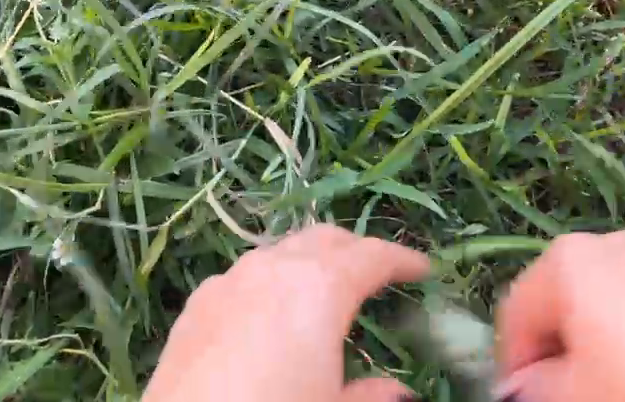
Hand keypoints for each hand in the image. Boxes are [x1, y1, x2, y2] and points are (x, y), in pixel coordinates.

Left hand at [143, 224, 429, 401]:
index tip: (423, 269)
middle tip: (378, 275)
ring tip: (327, 288)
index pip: (372, 256)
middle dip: (356, 250)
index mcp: (320, 288)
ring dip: (312, 260)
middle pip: (326, 239)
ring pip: (283, 249)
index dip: (401, 259)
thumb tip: (399, 391)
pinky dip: (273, 279)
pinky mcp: (201, 299)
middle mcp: (276, 266)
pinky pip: (248, 273)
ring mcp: (233, 277)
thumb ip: (371, 397)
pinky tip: (272, 312)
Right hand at [495, 231, 624, 401]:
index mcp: (570, 260)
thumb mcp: (577, 401)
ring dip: (612, 342)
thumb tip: (526, 388)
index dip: (513, 363)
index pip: (518, 310)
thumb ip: (538, 391)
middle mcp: (616, 243)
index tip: (522, 400)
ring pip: (623, 302)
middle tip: (574, 398)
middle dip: (565, 350)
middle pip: (570, 299)